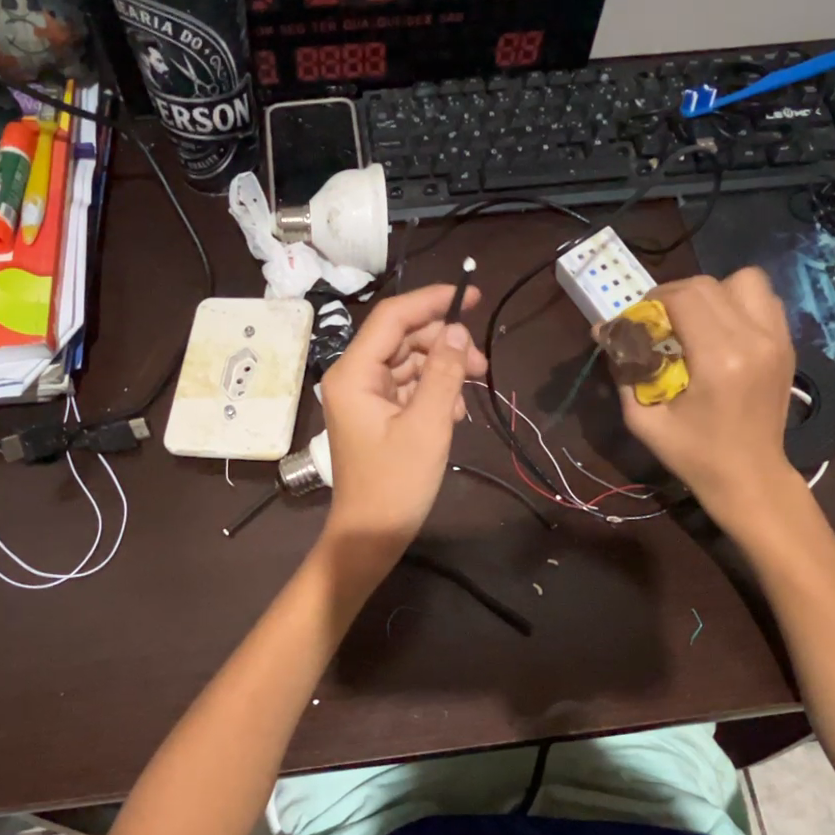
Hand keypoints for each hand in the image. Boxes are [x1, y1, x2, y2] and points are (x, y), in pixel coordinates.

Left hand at [319, 284, 487, 566]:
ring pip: (408, 364)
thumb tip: (458, 332)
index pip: (392, 317)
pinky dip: (431, 394)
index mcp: (353, 374)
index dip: (432, 302)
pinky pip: (406, 389)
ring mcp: (363, 398)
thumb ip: (444, 374)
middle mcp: (353, 378)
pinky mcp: (375, 417)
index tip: (472, 298)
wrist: (369, 536)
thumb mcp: (427, 425)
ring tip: (468, 395)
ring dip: (442, 372)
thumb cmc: (395, 484)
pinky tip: (453, 414)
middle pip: (402, 339)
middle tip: (481, 365)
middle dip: (444, 345)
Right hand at [617, 269, 800, 521]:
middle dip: (675, 294)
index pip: (684, 297)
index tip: (638, 321)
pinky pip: (763, 299)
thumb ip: (625, 373)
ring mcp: (777, 339)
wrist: (749, 476)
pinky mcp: (787, 344)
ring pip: (744, 280)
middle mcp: (753, 339)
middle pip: (709, 285)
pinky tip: (722, 330)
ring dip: (713, 293)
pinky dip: (739, 303)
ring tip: (696, 320)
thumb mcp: (645, 421)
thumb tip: (607, 334)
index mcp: (718, 359)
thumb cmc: (694, 455)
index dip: (653, 301)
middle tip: (660, 320)